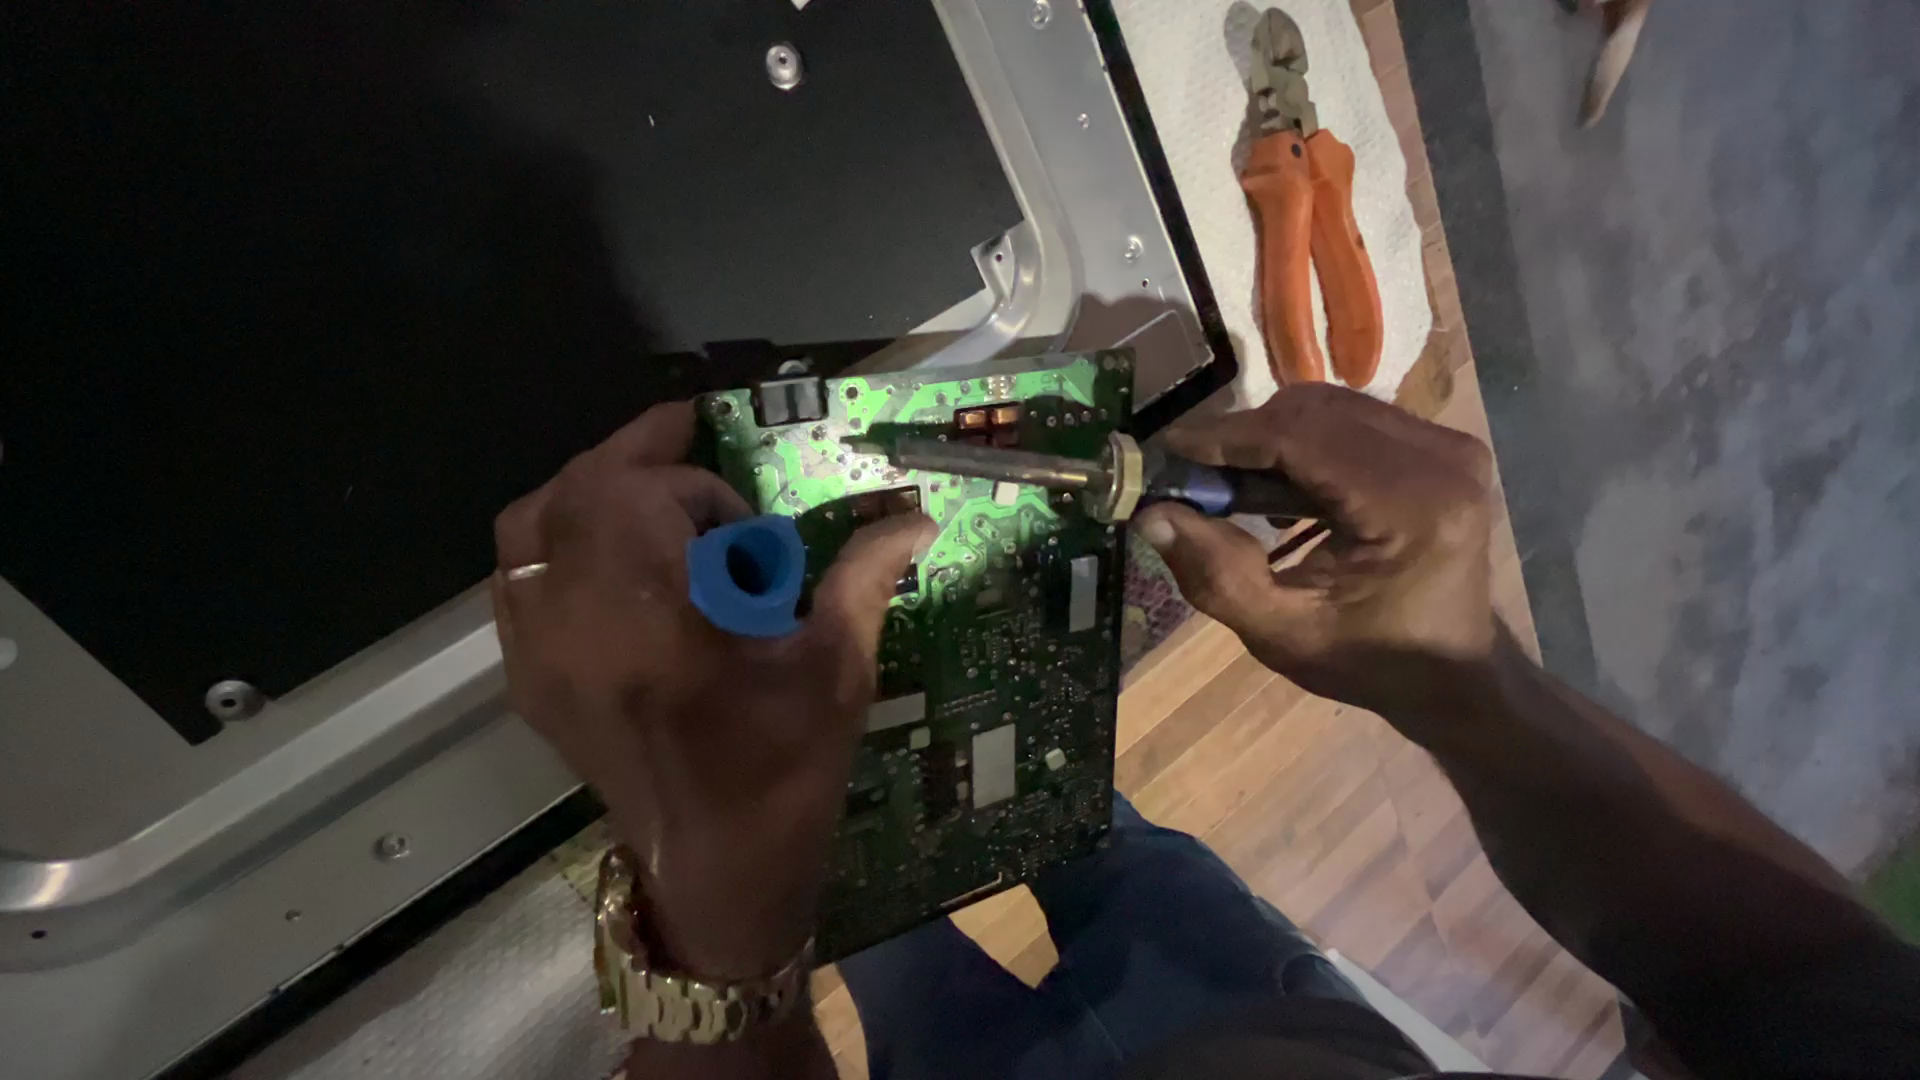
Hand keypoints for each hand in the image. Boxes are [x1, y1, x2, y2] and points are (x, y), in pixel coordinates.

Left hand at [490, 402, 934, 978]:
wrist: (718, 873)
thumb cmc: (785, 773)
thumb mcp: (836, 672)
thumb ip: (864, 579)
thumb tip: (918, 517)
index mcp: (651, 625)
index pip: (636, 494)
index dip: (695, 485)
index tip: (749, 524)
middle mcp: (574, 629)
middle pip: (574, 492)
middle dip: (638, 459)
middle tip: (694, 446)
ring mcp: (537, 657)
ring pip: (529, 526)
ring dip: (591, 492)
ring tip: (653, 496)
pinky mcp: (529, 682)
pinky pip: (516, 576)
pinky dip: (560, 540)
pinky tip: (618, 558)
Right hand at [1133, 385, 1496, 718]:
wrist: (1452, 672)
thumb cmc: (1367, 661)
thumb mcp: (1278, 633)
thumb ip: (1213, 574)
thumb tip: (1151, 514)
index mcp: (1412, 507)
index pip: (1303, 438)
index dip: (1227, 437)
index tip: (1167, 451)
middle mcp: (1441, 459)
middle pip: (1314, 410)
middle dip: (1241, 435)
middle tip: (1191, 475)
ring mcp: (1447, 446)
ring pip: (1328, 406)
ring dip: (1266, 436)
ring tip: (1229, 484)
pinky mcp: (1439, 446)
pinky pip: (1349, 419)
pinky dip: (1297, 442)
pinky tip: (1274, 486)